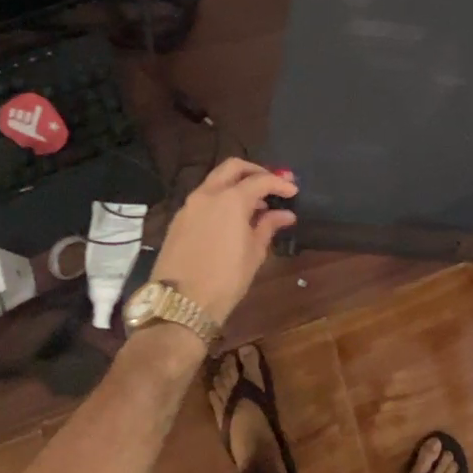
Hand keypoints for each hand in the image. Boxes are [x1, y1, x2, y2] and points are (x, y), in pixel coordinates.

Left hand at [150, 158, 297, 324]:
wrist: (180, 304)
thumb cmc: (225, 279)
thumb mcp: (254, 253)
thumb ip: (268, 226)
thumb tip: (285, 214)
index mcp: (231, 199)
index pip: (261, 180)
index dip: (280, 183)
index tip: (294, 190)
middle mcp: (208, 194)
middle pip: (233, 168)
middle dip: (255, 171)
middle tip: (272, 184)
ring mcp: (189, 206)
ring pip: (216, 181)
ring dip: (236, 184)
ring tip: (255, 203)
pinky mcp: (179, 220)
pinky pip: (204, 198)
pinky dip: (221, 198)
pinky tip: (232, 217)